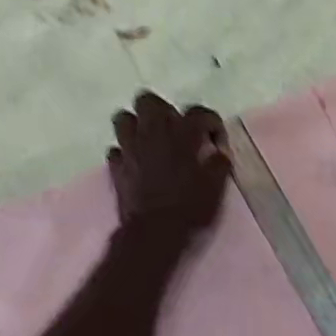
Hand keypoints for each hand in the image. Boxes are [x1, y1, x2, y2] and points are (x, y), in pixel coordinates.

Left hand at [107, 92, 230, 238]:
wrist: (154, 233)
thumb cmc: (189, 209)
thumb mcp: (215, 188)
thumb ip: (219, 164)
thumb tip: (219, 154)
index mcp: (181, 134)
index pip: (198, 112)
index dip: (211, 123)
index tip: (215, 141)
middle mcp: (152, 133)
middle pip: (149, 101)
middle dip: (163, 112)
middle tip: (175, 132)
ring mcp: (130, 148)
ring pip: (125, 119)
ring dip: (137, 127)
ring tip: (150, 143)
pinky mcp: (116, 167)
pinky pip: (116, 150)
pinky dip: (126, 154)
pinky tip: (136, 165)